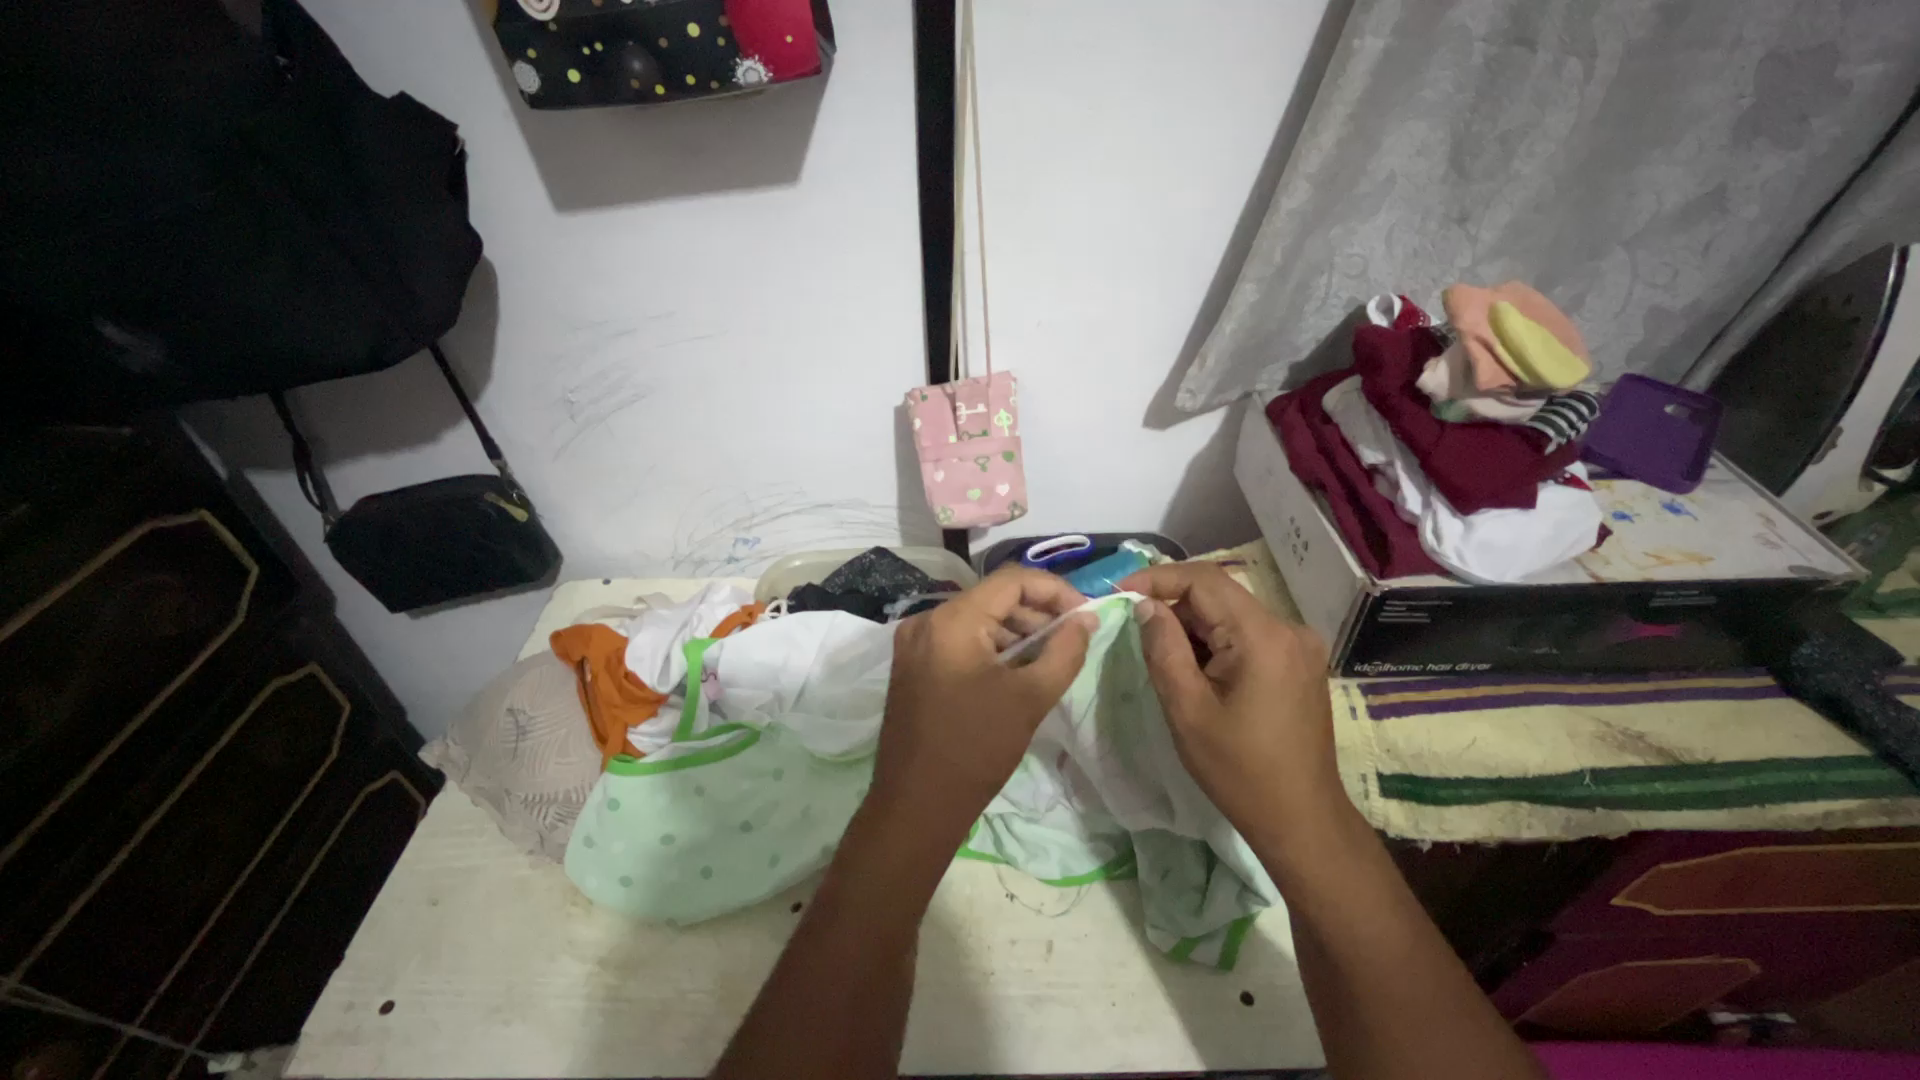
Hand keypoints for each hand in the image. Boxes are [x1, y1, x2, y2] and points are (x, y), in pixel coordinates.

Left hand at [875, 568, 1094, 835]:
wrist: (916, 805)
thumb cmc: (976, 749)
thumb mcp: (1030, 698)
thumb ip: (1065, 651)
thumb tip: (1087, 619)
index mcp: (951, 620)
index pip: (1012, 581)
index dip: (1055, 590)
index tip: (1086, 614)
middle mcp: (926, 621)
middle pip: (992, 597)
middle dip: (1037, 612)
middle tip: (1073, 638)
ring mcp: (914, 644)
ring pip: (976, 618)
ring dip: (1016, 631)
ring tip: (1050, 657)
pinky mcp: (912, 666)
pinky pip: (959, 640)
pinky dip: (992, 647)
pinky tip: (1018, 671)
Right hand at [1120, 562, 1345, 837]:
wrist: (1301, 818)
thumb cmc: (1238, 770)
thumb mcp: (1186, 710)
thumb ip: (1163, 649)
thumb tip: (1146, 606)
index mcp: (1263, 636)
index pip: (1205, 580)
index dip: (1158, 579)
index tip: (1120, 592)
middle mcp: (1289, 629)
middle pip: (1220, 595)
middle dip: (1174, 606)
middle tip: (1135, 631)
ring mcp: (1300, 646)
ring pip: (1233, 615)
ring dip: (1195, 627)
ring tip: (1163, 658)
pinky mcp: (1300, 663)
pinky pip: (1250, 635)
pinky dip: (1218, 642)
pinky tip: (1198, 672)